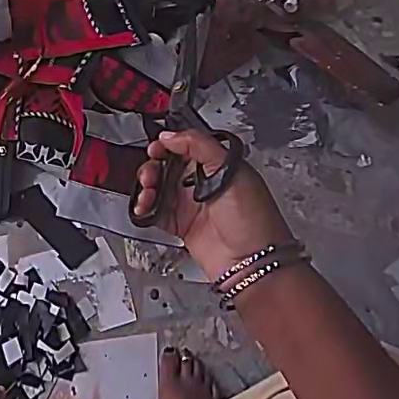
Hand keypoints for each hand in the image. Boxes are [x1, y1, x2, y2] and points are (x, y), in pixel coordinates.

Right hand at [133, 129, 293, 279]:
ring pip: (158, 188)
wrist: (252, 262)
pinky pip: (155, 212)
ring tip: (147, 193)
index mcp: (217, 165)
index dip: (168, 145)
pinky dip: (145, 208)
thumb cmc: (254, 219)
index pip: (186, 146)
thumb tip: (171, 136)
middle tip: (151, 174)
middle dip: (153, 166)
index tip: (157, 148)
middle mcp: (203, 183)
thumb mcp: (230, 171)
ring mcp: (191, 205)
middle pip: (167, 166)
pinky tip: (144, 207)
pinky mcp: (181, 225)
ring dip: (146, 187)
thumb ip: (200, 146)